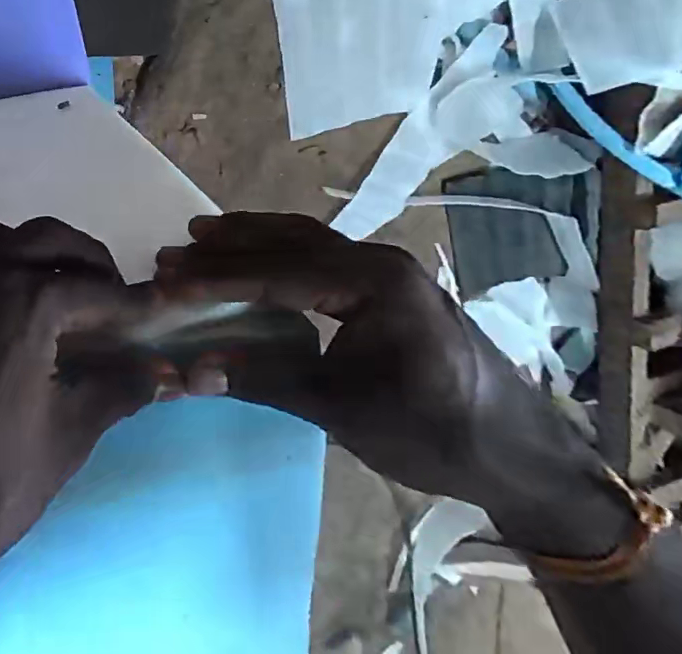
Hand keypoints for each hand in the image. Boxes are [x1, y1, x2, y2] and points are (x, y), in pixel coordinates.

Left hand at [0, 211, 173, 653]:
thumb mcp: (64, 442)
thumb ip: (115, 393)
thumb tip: (158, 373)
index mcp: (25, 306)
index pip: (95, 289)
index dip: (129, 301)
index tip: (150, 309)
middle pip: (43, 236)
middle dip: (84, 256)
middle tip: (103, 290)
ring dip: (12, 244)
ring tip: (29, 280)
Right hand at [155, 212, 634, 556]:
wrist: (514, 447)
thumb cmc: (432, 430)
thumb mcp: (343, 410)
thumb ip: (267, 380)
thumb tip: (192, 372)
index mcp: (373, 280)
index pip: (279, 272)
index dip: (218, 281)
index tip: (168, 284)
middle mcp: (377, 258)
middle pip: (287, 243)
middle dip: (226, 250)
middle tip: (171, 253)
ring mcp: (384, 267)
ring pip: (304, 239)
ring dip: (251, 238)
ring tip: (201, 235)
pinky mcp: (386, 282)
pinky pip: (321, 254)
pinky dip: (280, 251)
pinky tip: (259, 254)